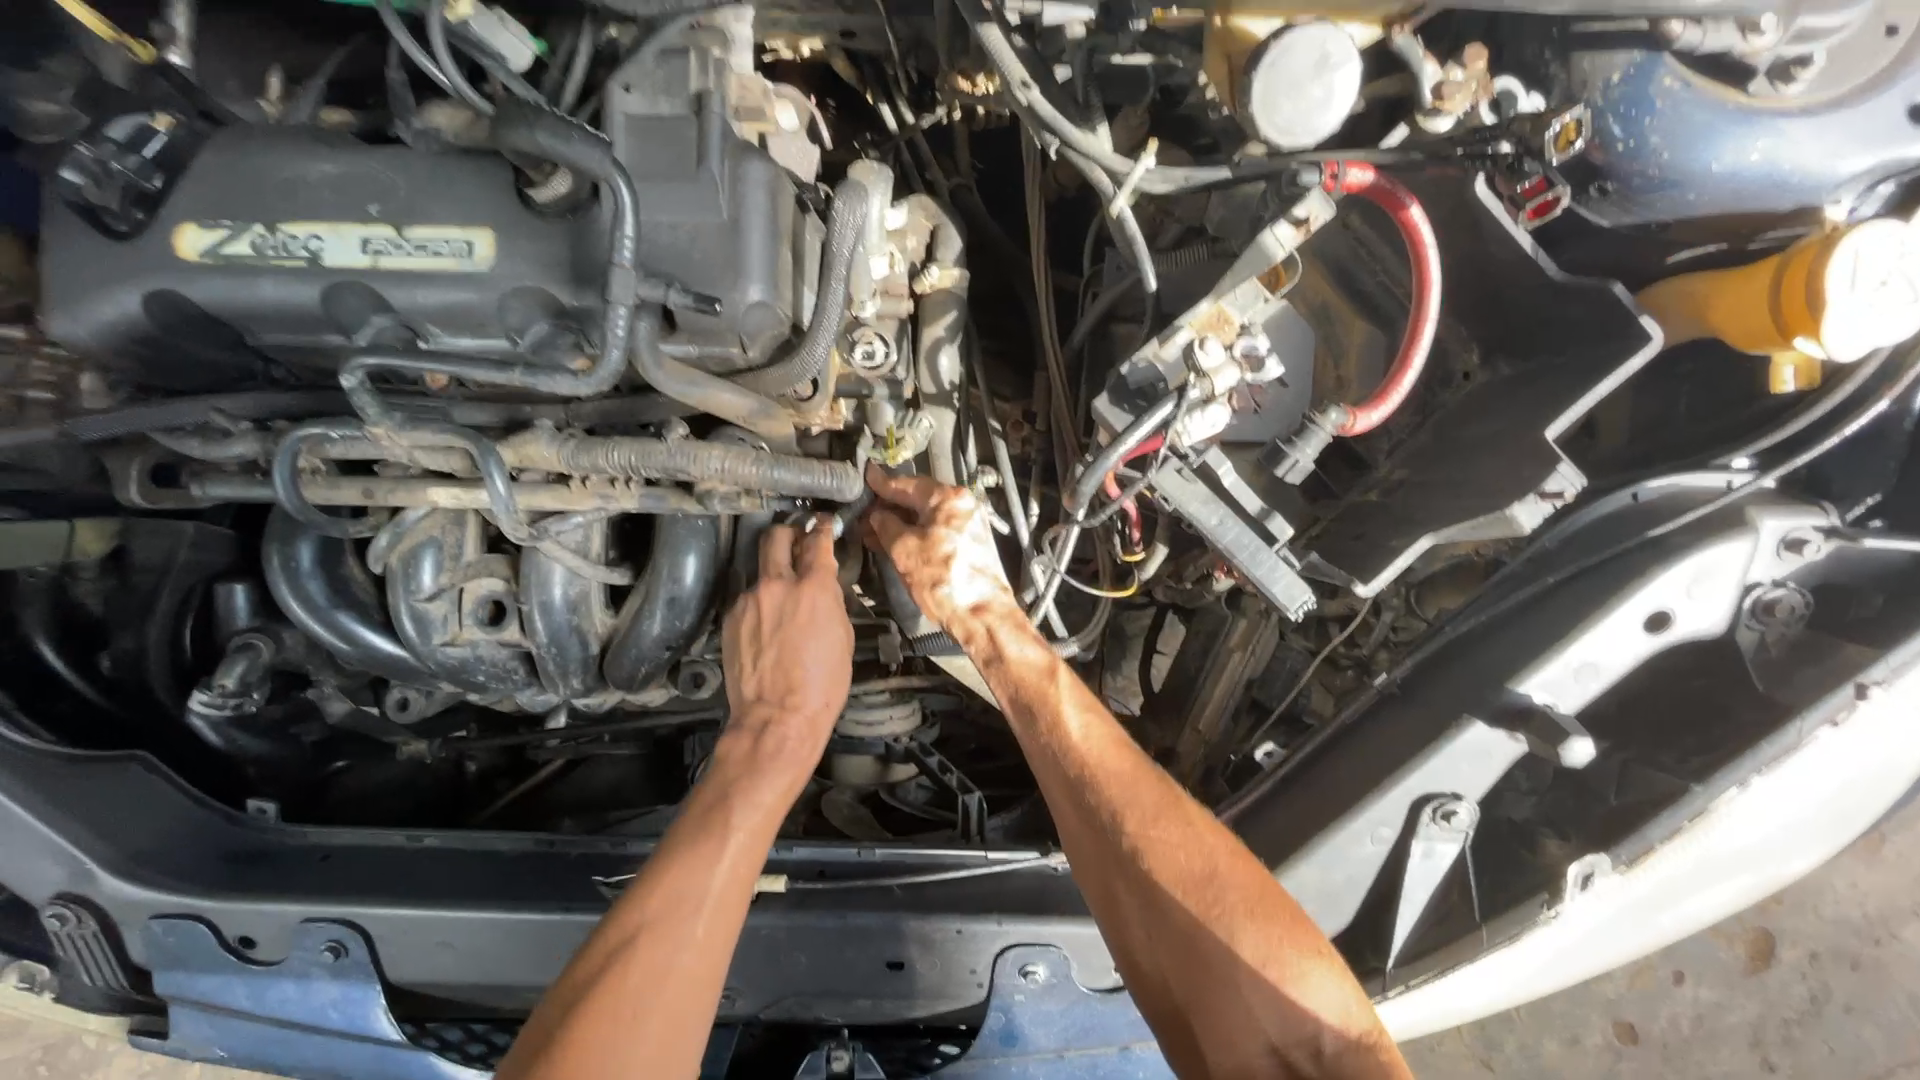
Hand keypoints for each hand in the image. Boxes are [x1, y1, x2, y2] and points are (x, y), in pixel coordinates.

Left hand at [720, 517, 852, 796]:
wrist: (777, 717)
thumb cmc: (820, 686)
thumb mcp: (844, 637)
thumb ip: (831, 601)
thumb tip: (824, 586)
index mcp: (814, 588)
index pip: (817, 541)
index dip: (822, 529)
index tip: (823, 524)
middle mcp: (777, 585)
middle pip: (776, 536)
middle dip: (788, 533)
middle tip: (795, 540)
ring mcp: (748, 600)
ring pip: (758, 570)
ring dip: (771, 574)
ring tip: (781, 594)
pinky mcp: (730, 618)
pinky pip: (745, 598)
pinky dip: (757, 603)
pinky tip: (766, 624)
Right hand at [862, 464, 1018, 631]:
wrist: (982, 615)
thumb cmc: (942, 580)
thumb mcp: (903, 550)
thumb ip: (886, 525)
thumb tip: (877, 515)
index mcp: (948, 498)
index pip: (907, 484)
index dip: (882, 483)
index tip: (866, 475)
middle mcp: (962, 505)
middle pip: (918, 499)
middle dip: (888, 508)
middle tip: (862, 514)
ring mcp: (967, 525)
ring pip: (925, 518)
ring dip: (899, 524)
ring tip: (870, 532)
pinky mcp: (968, 544)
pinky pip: (935, 531)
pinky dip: (914, 535)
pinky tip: (893, 543)